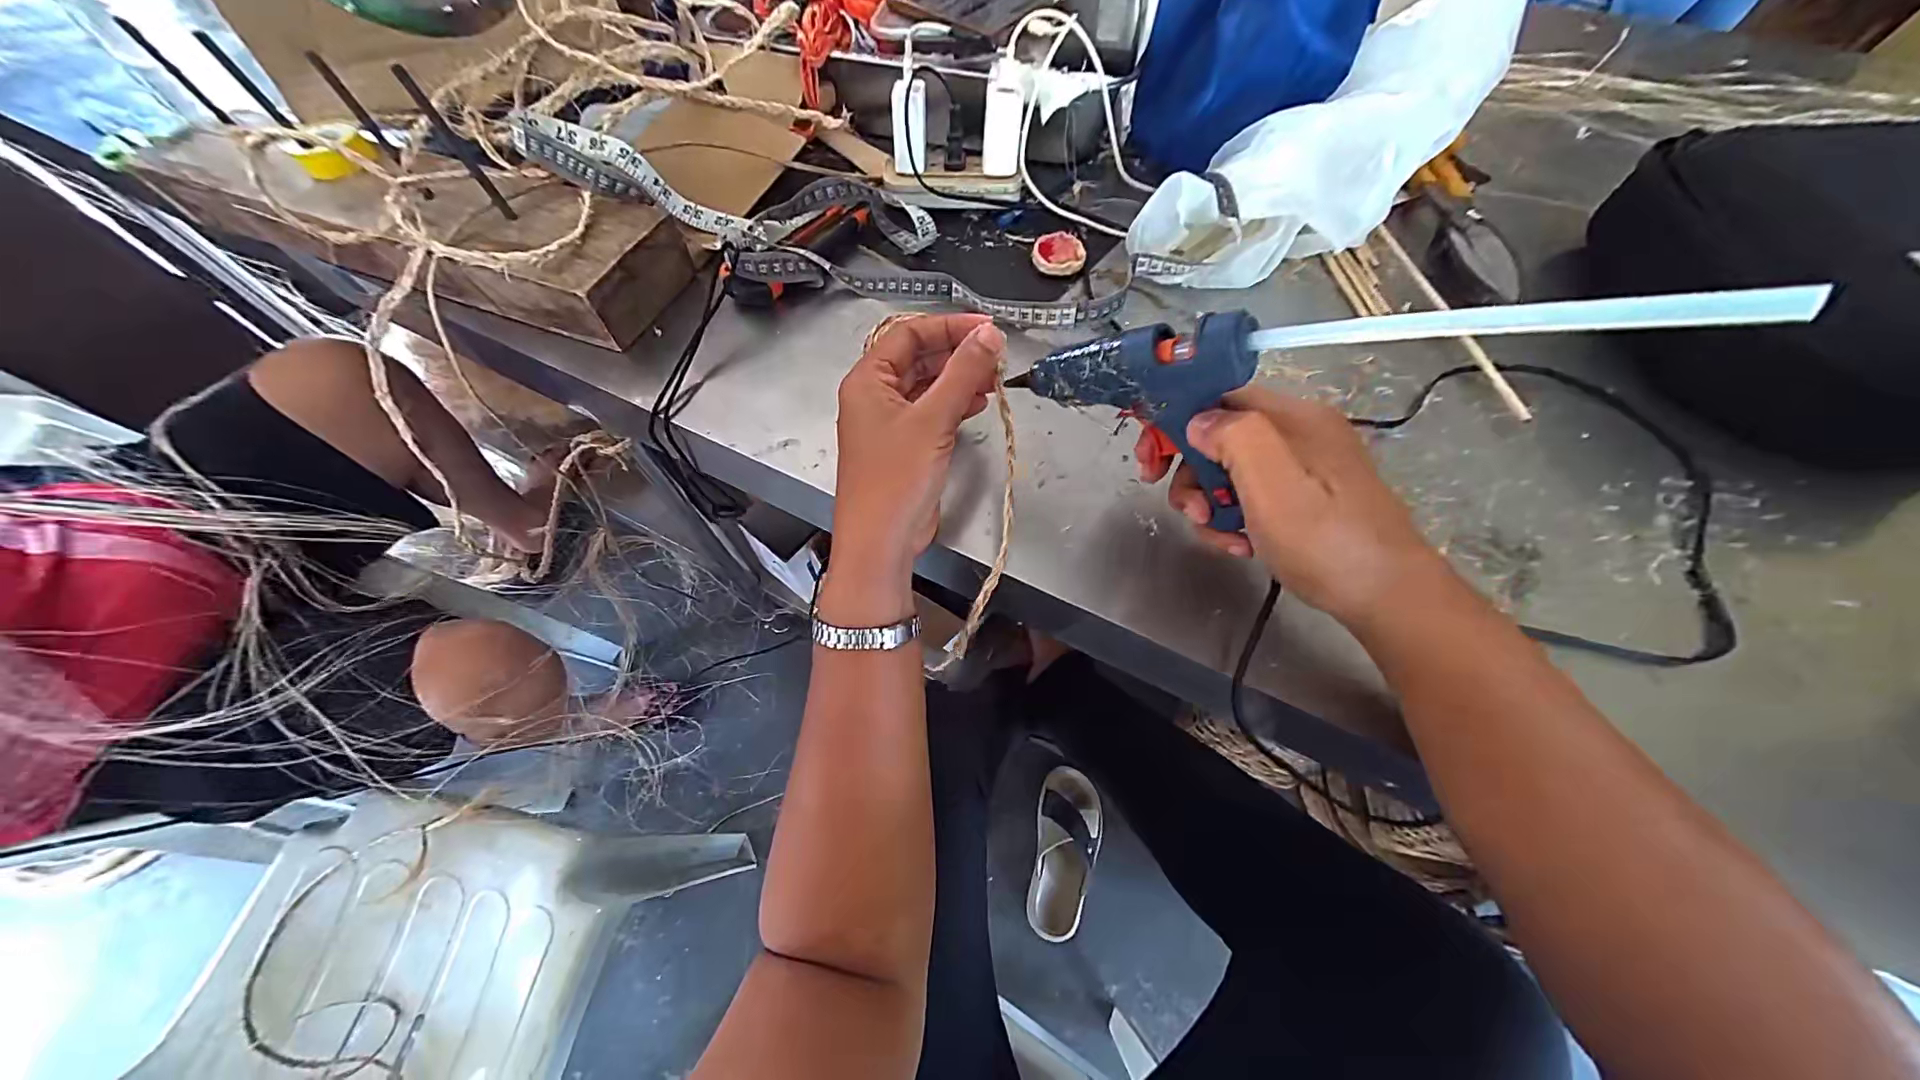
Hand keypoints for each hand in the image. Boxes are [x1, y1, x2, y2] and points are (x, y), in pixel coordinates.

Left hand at [832, 314, 1004, 583]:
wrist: (881, 540)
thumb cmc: (893, 482)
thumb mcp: (933, 419)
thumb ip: (963, 373)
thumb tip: (987, 335)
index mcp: (867, 381)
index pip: (909, 334)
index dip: (948, 326)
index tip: (985, 328)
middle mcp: (874, 397)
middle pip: (918, 358)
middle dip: (957, 354)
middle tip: (993, 355)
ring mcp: (889, 423)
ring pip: (927, 386)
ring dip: (958, 380)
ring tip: (991, 380)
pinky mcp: (904, 446)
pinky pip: (930, 412)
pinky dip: (954, 404)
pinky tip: (976, 404)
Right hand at [1136, 387, 1451, 626]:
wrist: (1387, 596)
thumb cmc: (1325, 539)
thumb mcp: (1272, 482)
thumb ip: (1233, 437)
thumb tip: (1199, 423)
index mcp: (1293, 418)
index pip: (1219, 397)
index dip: (1177, 420)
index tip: (1152, 460)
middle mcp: (1298, 435)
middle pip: (1219, 438)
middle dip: (1191, 473)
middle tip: (1187, 509)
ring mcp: (1303, 470)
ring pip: (1230, 473)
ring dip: (1210, 504)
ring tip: (1221, 536)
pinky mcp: (1304, 501)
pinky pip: (1251, 498)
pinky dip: (1235, 520)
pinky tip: (1241, 546)